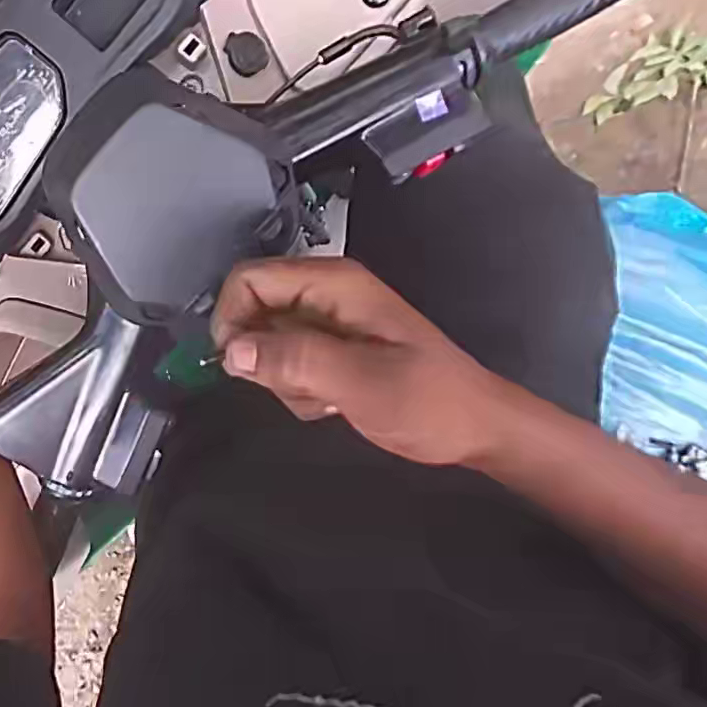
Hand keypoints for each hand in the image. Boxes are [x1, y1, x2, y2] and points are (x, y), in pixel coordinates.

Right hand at [210, 257, 543, 466]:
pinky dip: (295, 388)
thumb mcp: (360, 382)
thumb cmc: (427, 400)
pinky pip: (284, 362)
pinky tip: (331, 403)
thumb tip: (231, 350)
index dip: (232, 316)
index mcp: (333, 283)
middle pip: (253, 310)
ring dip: (282, 378)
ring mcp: (326, 321)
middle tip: (296, 387)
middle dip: (261, 355)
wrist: (475, 428)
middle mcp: (324, 293)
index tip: (235, 362)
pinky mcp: (328, 347)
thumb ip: (293, 360)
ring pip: (264, 342)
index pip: (250, 278)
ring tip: (325, 398)